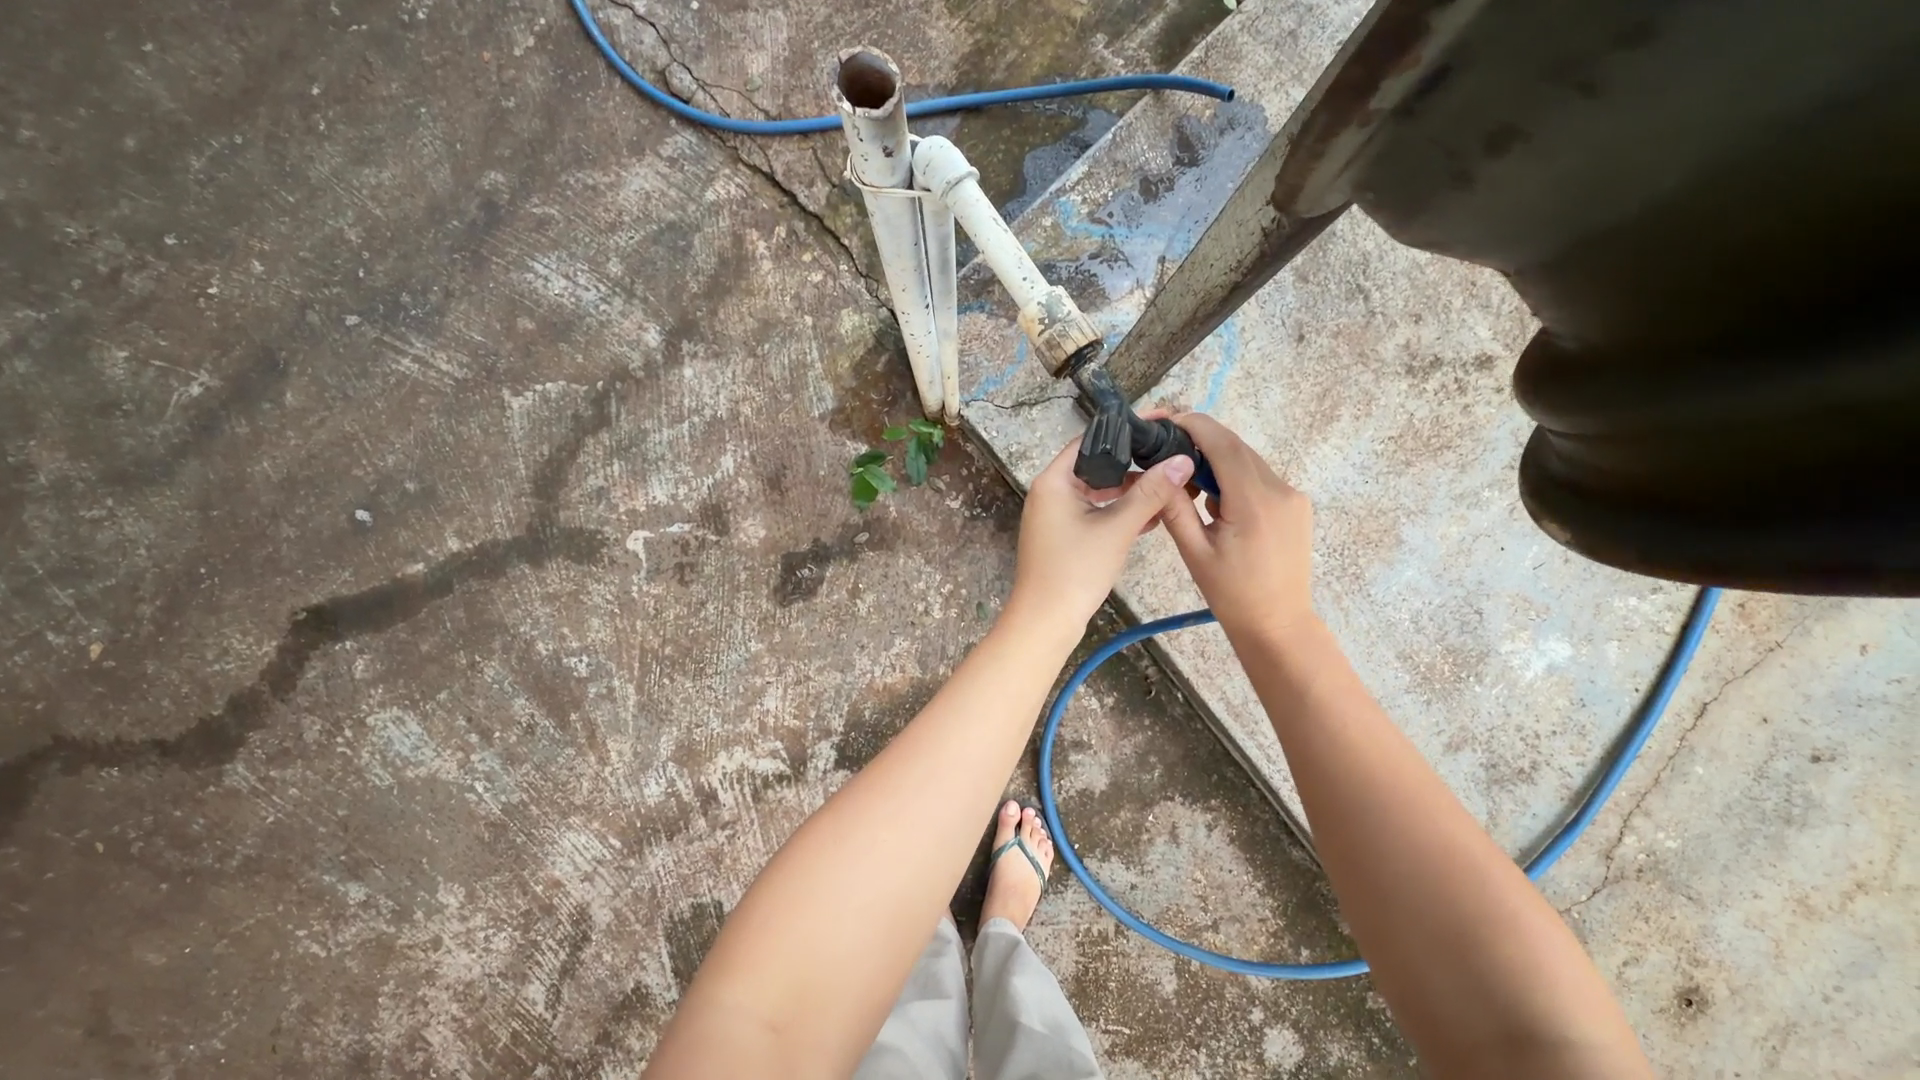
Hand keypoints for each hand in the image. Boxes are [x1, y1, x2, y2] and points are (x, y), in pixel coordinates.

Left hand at [1005, 434, 1195, 637]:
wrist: (1046, 621)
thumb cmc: (1075, 570)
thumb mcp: (1117, 528)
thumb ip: (1150, 494)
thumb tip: (1182, 461)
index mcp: (1054, 480)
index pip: (1092, 440)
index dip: (1127, 430)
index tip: (1161, 422)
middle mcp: (1050, 492)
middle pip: (1098, 464)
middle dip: (1135, 462)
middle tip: (1171, 451)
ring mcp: (1056, 515)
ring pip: (1099, 491)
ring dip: (1131, 491)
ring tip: (1170, 484)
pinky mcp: (1064, 536)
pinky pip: (1096, 513)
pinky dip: (1120, 512)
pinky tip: (1152, 516)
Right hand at [1158, 413, 1314, 641]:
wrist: (1279, 625)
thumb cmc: (1232, 595)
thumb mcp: (1194, 551)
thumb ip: (1176, 506)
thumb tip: (1161, 469)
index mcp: (1253, 501)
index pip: (1222, 443)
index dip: (1193, 425)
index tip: (1164, 421)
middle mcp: (1279, 490)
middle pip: (1235, 447)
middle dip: (1200, 442)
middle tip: (1165, 451)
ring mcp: (1293, 496)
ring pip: (1248, 461)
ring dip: (1217, 462)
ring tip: (1189, 488)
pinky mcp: (1297, 506)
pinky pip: (1260, 478)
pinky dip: (1234, 479)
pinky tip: (1216, 503)